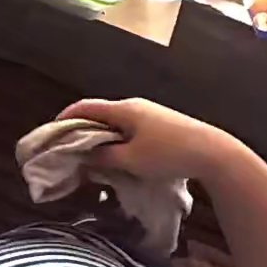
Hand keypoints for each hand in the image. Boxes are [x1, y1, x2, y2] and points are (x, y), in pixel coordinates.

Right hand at [55, 97, 241, 182]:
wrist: (213, 153)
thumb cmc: (168, 154)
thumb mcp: (131, 160)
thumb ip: (104, 157)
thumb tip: (86, 156)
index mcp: (124, 109)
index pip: (86, 107)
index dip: (66, 117)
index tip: (53, 131)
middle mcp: (135, 106)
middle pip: (101, 114)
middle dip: (83, 129)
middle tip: (70, 148)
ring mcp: (150, 114)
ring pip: (116, 122)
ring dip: (102, 136)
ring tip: (92, 156)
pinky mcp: (161, 124)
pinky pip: (130, 128)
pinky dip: (118, 139)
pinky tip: (119, 156)